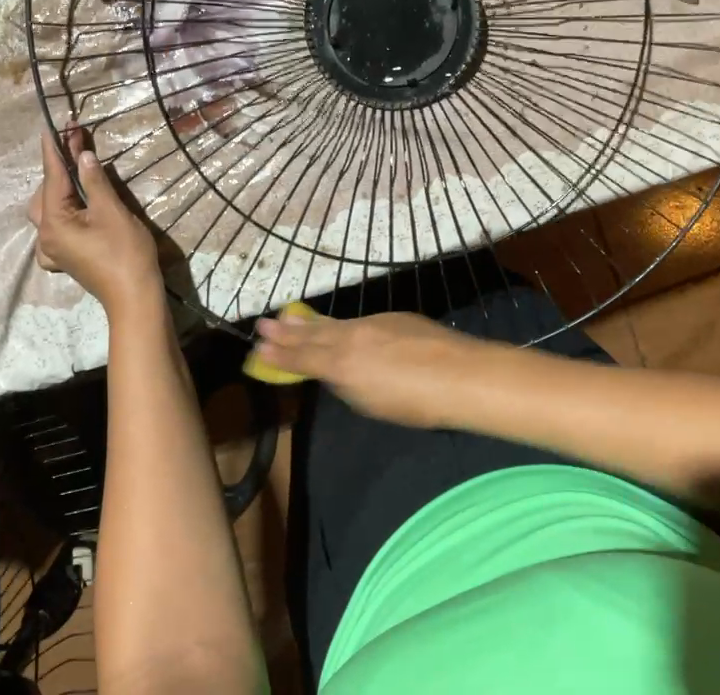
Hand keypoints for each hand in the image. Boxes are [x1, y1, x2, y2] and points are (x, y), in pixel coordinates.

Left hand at [29, 127, 162, 318]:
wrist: (134, 296)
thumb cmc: (125, 253)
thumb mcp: (112, 211)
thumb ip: (95, 182)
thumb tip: (82, 156)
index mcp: (54, 221)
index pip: (53, 176)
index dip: (57, 149)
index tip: (58, 125)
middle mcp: (46, 235)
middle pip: (46, 192)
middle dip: (59, 166)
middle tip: (76, 142)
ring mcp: (53, 249)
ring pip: (47, 210)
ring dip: (58, 188)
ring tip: (74, 169)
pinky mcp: (65, 258)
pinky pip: (54, 230)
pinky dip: (60, 213)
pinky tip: (70, 210)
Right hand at [250, 310, 483, 429]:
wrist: (461, 374)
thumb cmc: (417, 402)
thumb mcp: (371, 403)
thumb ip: (347, 385)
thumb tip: (335, 374)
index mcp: (342, 364)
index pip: (303, 358)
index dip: (280, 354)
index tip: (258, 348)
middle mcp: (351, 337)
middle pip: (313, 334)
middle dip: (287, 332)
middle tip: (262, 324)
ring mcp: (373, 323)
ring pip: (334, 323)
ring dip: (309, 322)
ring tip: (287, 317)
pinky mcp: (394, 318)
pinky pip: (357, 321)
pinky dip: (338, 324)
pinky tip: (335, 325)